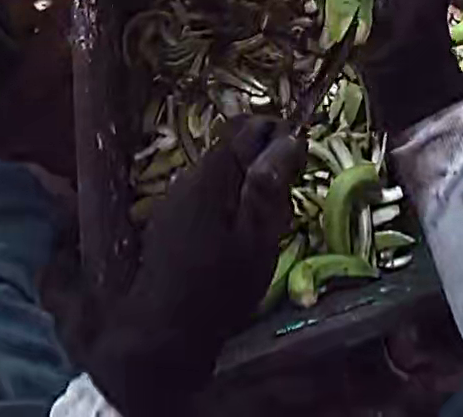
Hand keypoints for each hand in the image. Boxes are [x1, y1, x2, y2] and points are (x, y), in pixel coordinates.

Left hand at [86, 116, 301, 414]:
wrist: (162, 335)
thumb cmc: (219, 285)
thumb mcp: (258, 236)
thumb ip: (270, 183)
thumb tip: (290, 138)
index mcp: (216, 170)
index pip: (255, 127)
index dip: (284, 136)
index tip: (300, 163)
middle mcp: (194, 172)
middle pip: (237, 145)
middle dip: (266, 159)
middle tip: (287, 193)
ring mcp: (179, 194)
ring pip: (224, 169)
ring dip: (248, 180)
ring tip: (266, 216)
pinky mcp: (172, 216)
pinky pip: (209, 190)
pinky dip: (230, 198)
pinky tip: (237, 231)